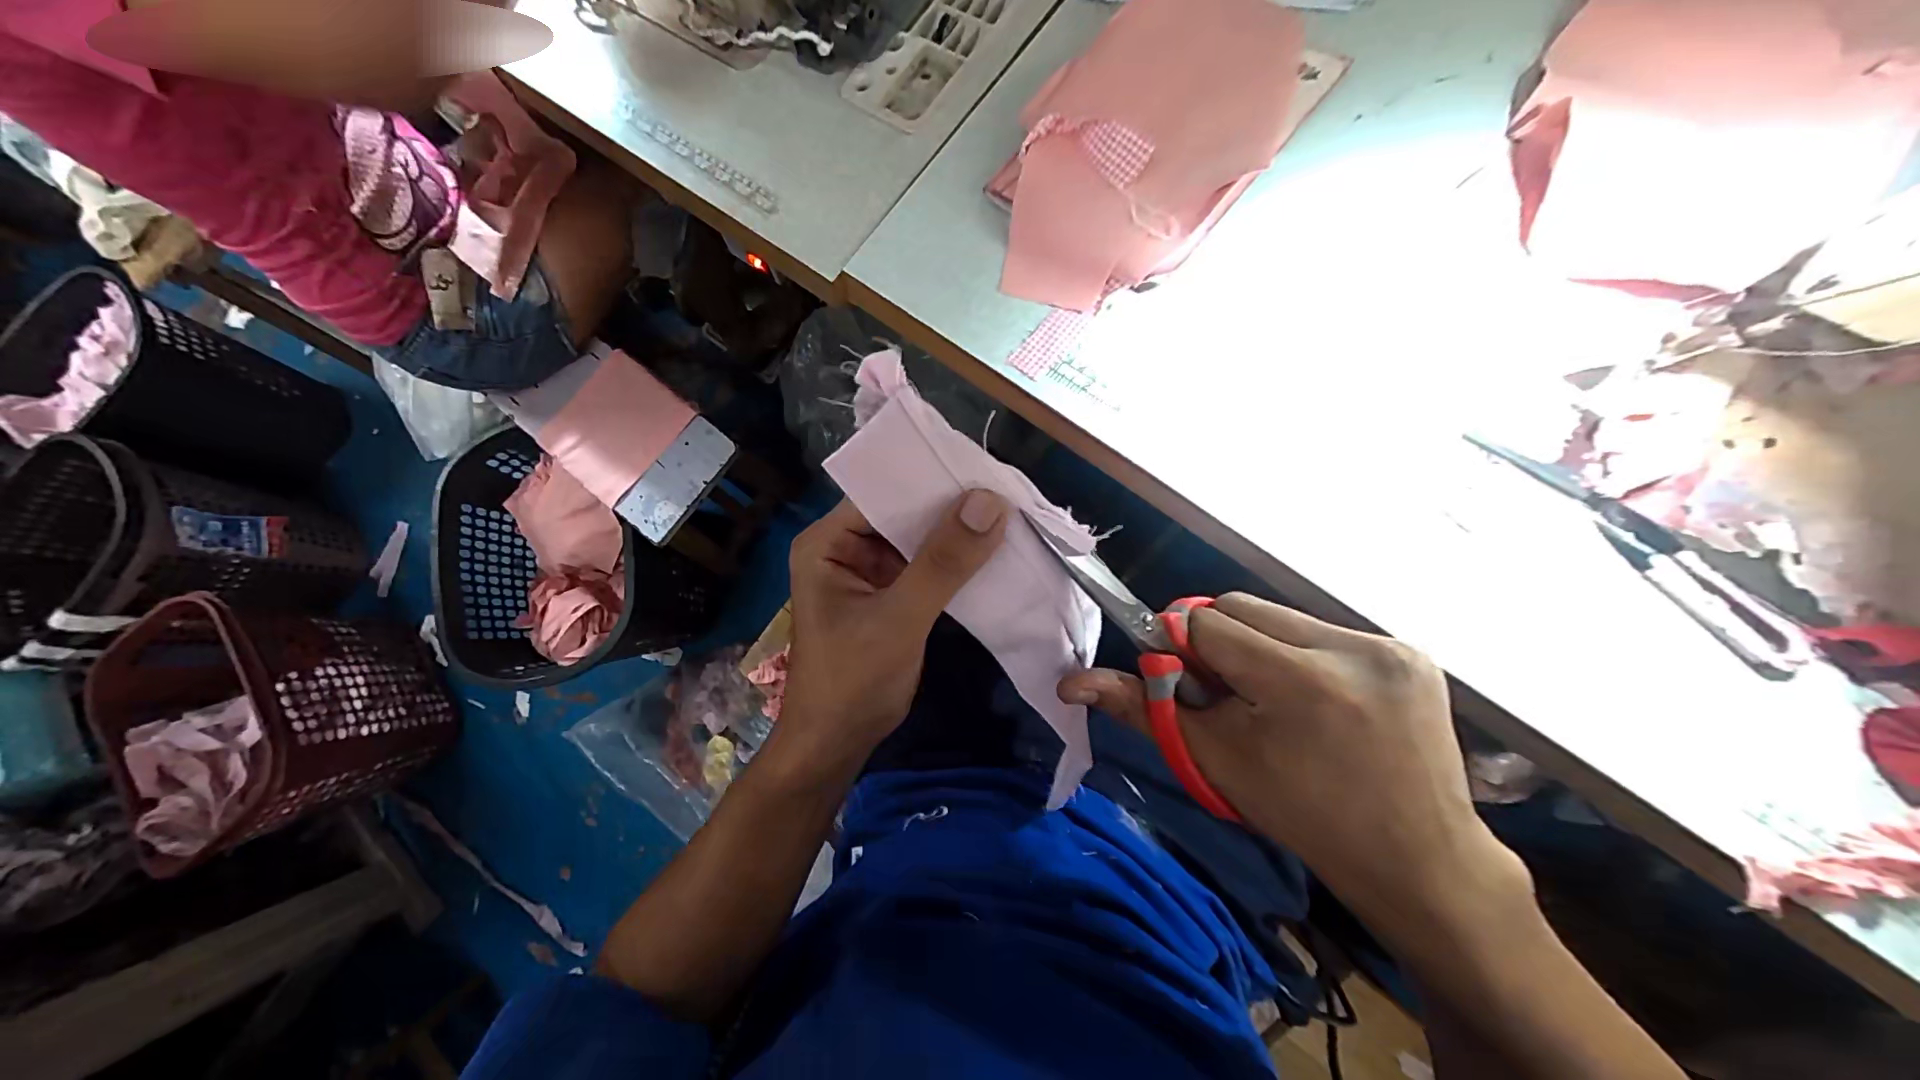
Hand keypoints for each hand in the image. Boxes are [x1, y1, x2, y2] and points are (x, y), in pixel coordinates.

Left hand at [781, 491, 1007, 761]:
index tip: (985, 473)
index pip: (883, 493)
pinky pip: (927, 566)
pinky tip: (993, 553)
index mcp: (827, 542)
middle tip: (1009, 492)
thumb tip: (990, 502)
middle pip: (904, 513)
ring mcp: (868, 572)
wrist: (837, 744)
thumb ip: (942, 562)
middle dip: (952, 507)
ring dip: (958, 533)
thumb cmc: (853, 682)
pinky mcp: (890, 594)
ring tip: (1010, 515)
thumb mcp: (898, 619)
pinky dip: (956, 562)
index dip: (932, 481)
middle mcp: (845, 547)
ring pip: (919, 539)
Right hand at [1058, 594, 1526, 927]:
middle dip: (1219, 643)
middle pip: (1241, 606)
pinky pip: (1324, 631)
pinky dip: (1302, 656)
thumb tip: (1071, 682)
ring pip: (1281, 615)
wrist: (1417, 859)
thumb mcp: (1214, 762)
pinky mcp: (1412, 653)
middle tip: (1228, 696)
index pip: (1206, 623)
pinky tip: (1318, 702)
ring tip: (1276, 702)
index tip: (1190, 688)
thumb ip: (1144, 709)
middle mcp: (1352, 648)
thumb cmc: (1302, 816)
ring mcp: (1391, 647)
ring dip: (1260, 647)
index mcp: (1301, 681)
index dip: (1184, 651)